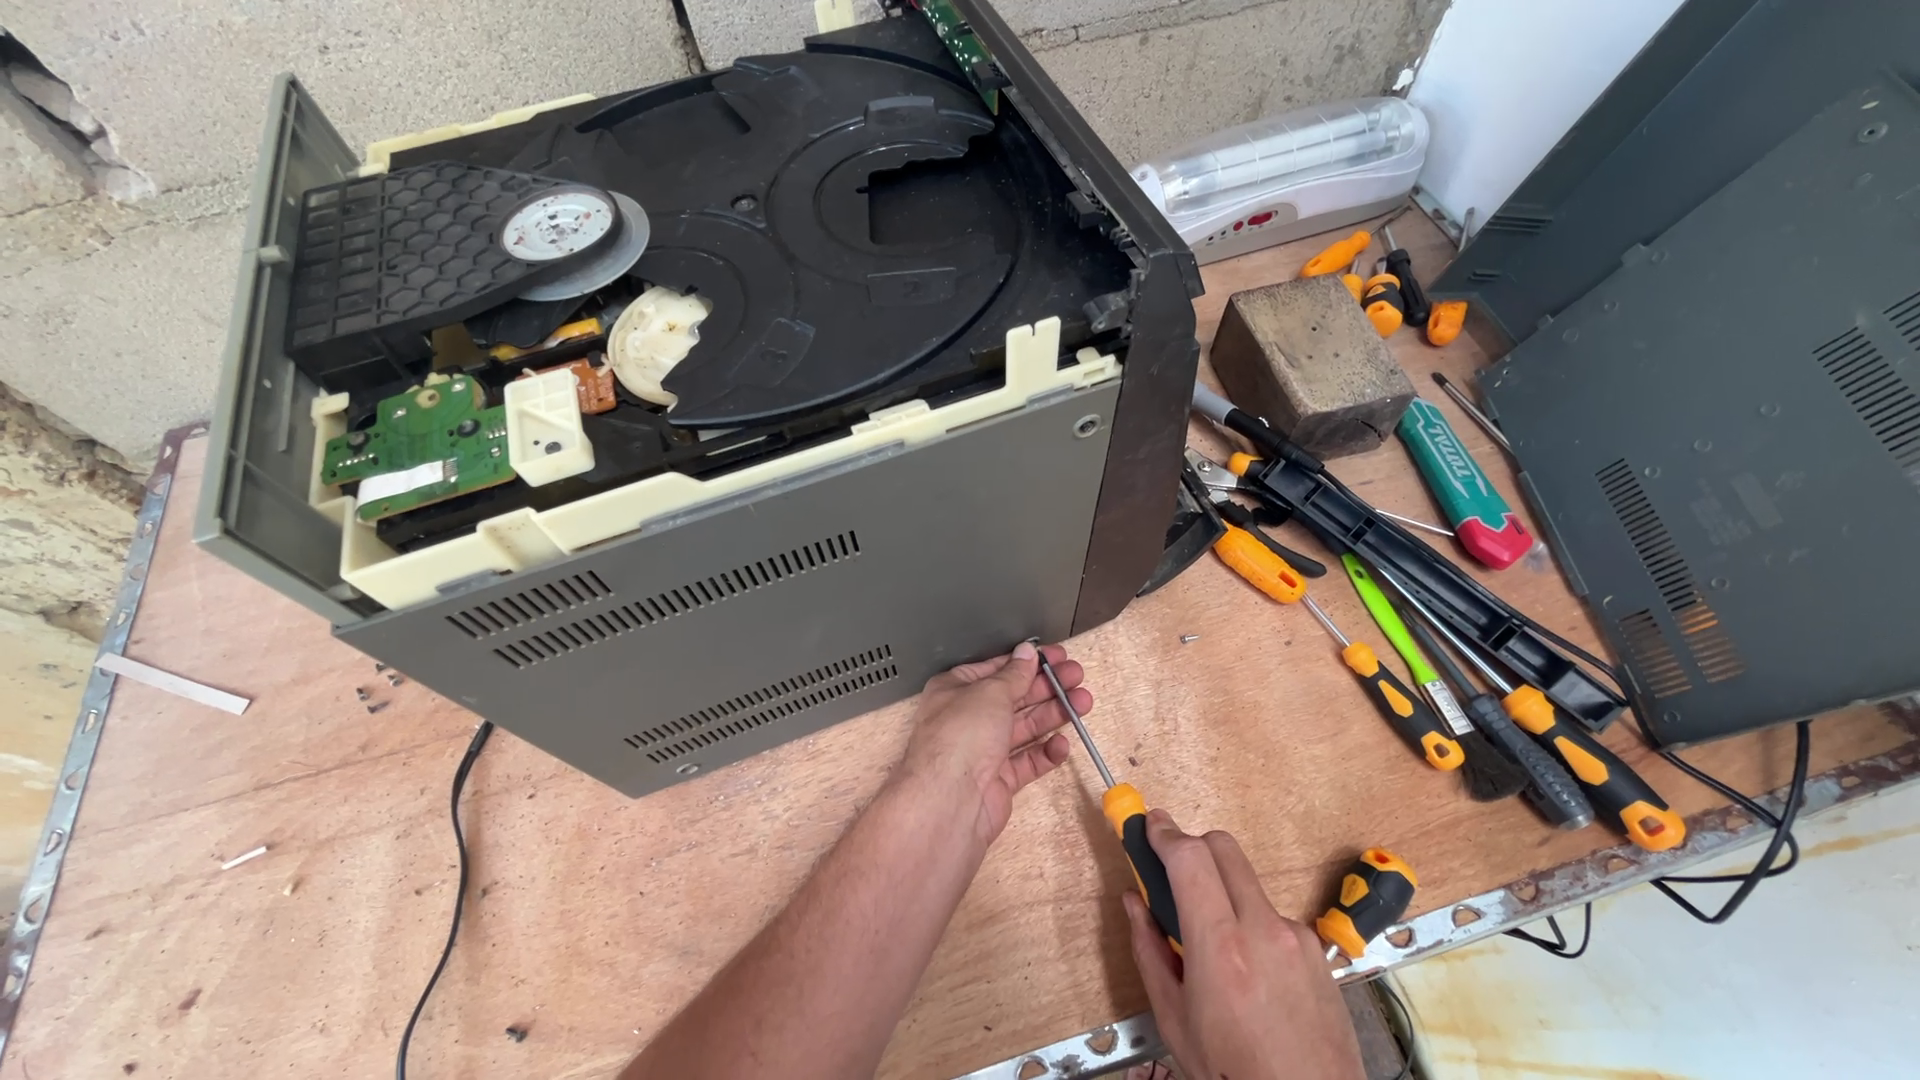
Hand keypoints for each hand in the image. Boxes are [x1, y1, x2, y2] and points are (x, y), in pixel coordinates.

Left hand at [897, 641, 1091, 846]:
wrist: (950, 801)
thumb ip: (1014, 674)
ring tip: (1083, 702)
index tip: (1057, 656)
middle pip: (1013, 697)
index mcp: (955, 690)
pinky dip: (1046, 753)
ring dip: (1053, 714)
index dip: (1027, 662)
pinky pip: (1027, 761)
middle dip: (1046, 686)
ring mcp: (983, 751)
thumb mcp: (990, 692)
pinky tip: (1062, 744)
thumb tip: (1026, 651)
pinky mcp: (998, 780)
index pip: (996, 670)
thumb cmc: (962, 735)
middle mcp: (967, 718)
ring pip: (1024, 728)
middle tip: (1077, 676)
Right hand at [1123, 813, 1364, 1079]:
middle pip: (1223, 848)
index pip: (1190, 859)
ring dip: (1222, 887)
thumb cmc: (1231, 1071)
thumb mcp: (1174, 1019)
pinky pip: (1273, 914)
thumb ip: (1149, 950)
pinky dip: (1250, 920)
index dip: (1165, 833)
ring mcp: (1296, 936)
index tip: (1149, 825)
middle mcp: (1263, 930)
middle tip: (1172, 869)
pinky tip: (1249, 967)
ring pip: (1248, 881)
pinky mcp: (1316, 948)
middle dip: (1192, 845)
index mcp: (1220, 948)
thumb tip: (1133, 900)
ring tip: (1212, 938)